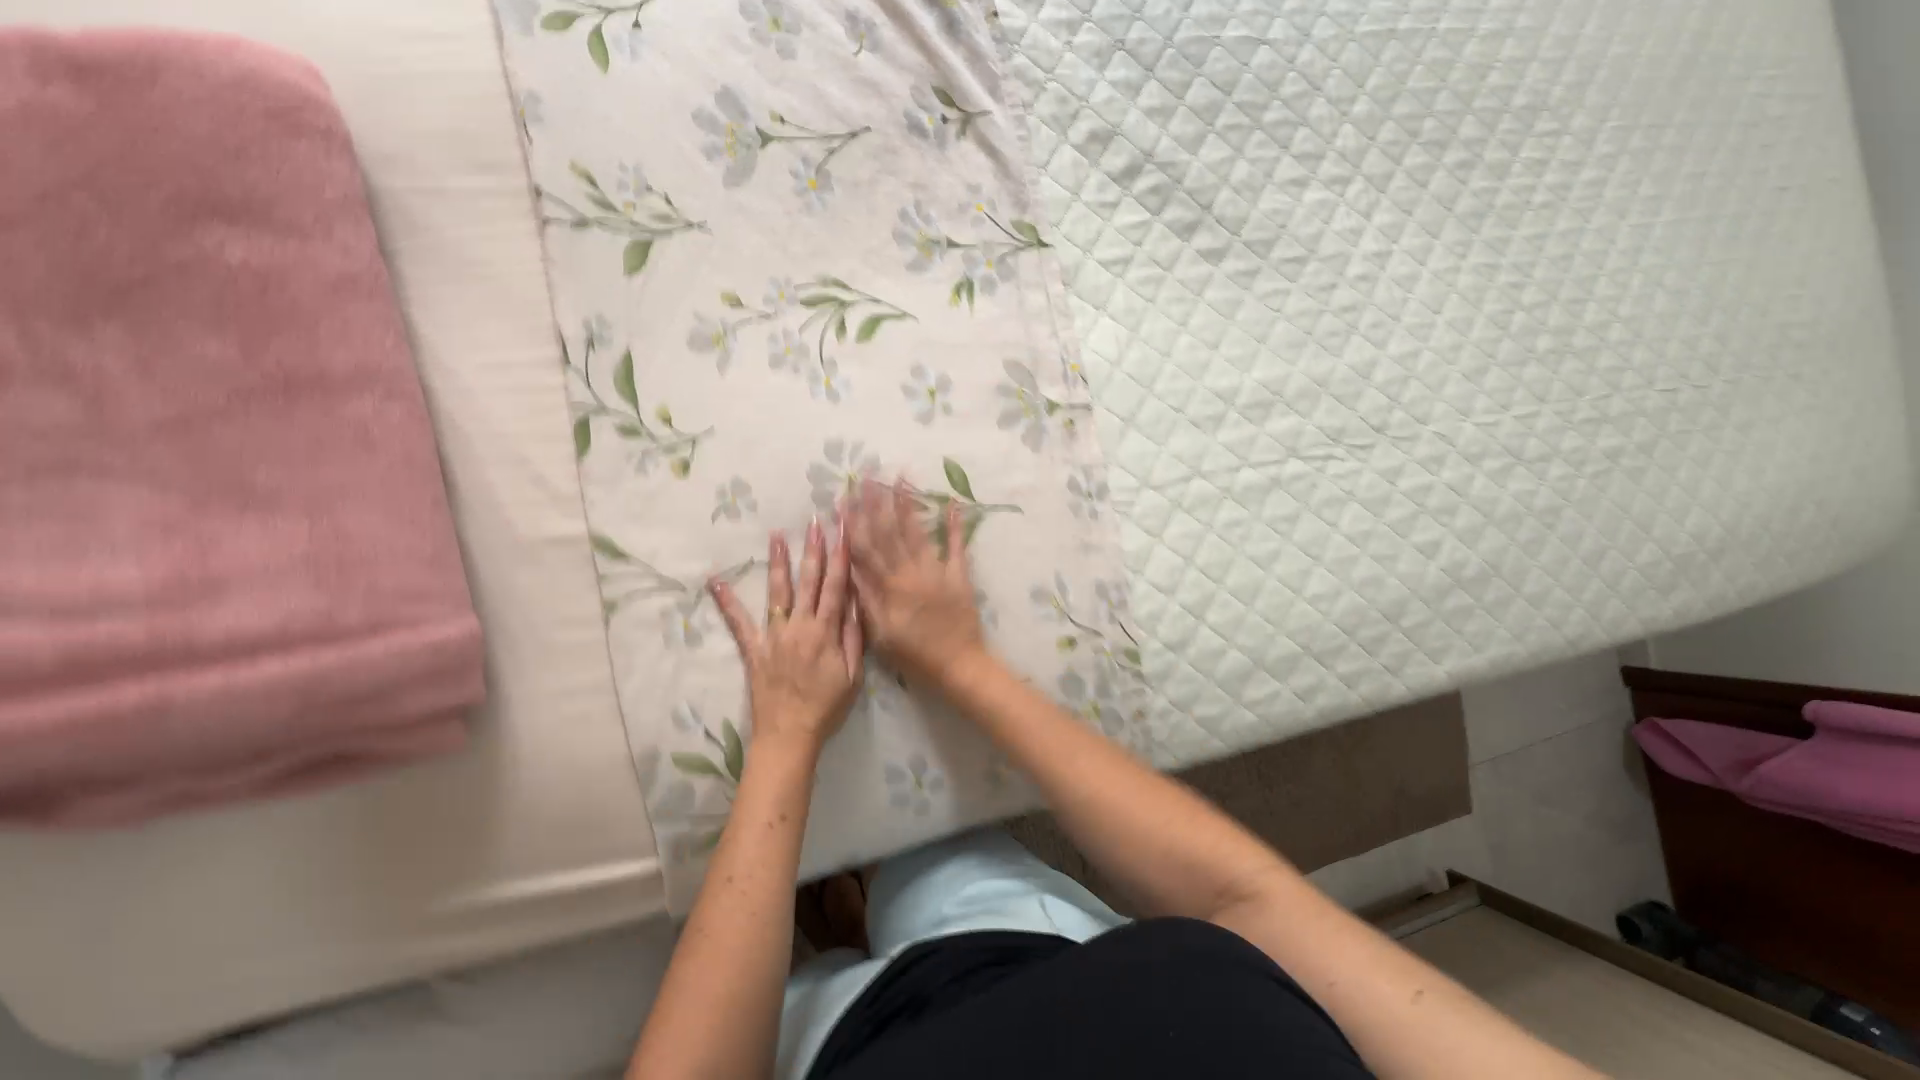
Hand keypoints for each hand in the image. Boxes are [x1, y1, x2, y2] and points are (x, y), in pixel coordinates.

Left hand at [711, 519, 863, 756]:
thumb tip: (858, 603)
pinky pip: (739, 623)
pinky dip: (727, 602)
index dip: (841, 557)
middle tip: (815, 521)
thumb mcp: (853, 676)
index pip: (837, 587)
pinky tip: (716, 581)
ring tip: (776, 536)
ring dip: (779, 563)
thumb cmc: (827, 708)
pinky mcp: (754, 649)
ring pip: (778, 592)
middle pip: (809, 582)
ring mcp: (774, 636)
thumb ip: (854, 638)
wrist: (789, 735)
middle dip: (813, 549)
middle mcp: (800, 627)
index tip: (844, 532)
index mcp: (827, 632)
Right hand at [845, 478, 988, 687]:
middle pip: (889, 533)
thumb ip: (866, 601)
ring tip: (900, 478)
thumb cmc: (915, 656)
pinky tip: (952, 503)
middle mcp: (910, 573)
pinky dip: (955, 525)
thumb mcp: (881, 635)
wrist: (958, 666)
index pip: (865, 548)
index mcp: (889, 587)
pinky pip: (956, 547)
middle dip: (876, 503)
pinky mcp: (958, 576)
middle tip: (867, 476)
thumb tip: (849, 570)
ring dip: (907, 504)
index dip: (853, 524)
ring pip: (917, 532)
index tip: (843, 500)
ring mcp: (936, 572)